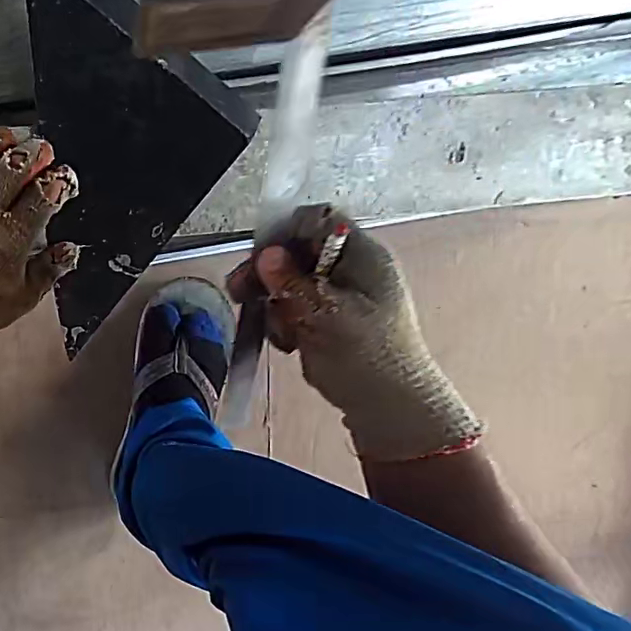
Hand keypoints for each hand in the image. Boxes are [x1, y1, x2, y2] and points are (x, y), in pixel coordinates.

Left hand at [0, 129, 78, 374]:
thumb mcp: (29, 293)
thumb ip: (51, 267)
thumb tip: (70, 250)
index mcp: (15, 234)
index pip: (42, 196)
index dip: (56, 181)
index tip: (63, 175)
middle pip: (12, 172)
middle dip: (30, 154)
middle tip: (40, 146)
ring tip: (4, 134)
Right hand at [228, 208, 481, 461]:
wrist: (390, 409)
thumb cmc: (367, 358)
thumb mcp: (328, 316)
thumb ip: (293, 283)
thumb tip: (266, 254)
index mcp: (362, 257)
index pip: (319, 221)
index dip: (285, 233)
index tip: (258, 258)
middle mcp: (349, 269)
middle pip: (296, 250)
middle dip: (267, 271)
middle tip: (241, 292)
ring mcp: (337, 295)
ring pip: (288, 280)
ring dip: (272, 300)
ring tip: (276, 329)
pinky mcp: (326, 319)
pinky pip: (292, 306)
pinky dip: (282, 321)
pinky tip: (288, 342)